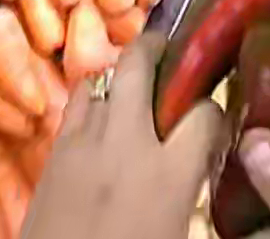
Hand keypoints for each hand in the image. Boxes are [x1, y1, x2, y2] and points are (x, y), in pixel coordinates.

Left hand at [21, 31, 222, 238]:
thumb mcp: (177, 237)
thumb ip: (195, 202)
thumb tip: (217, 183)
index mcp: (166, 178)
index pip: (205, 116)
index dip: (216, 111)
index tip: (217, 119)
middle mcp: (124, 143)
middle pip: (139, 64)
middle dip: (158, 49)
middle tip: (171, 54)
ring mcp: (82, 143)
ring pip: (101, 76)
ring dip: (121, 74)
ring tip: (135, 86)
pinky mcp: (52, 155)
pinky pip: (76, 105)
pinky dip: (93, 100)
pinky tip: (101, 121)